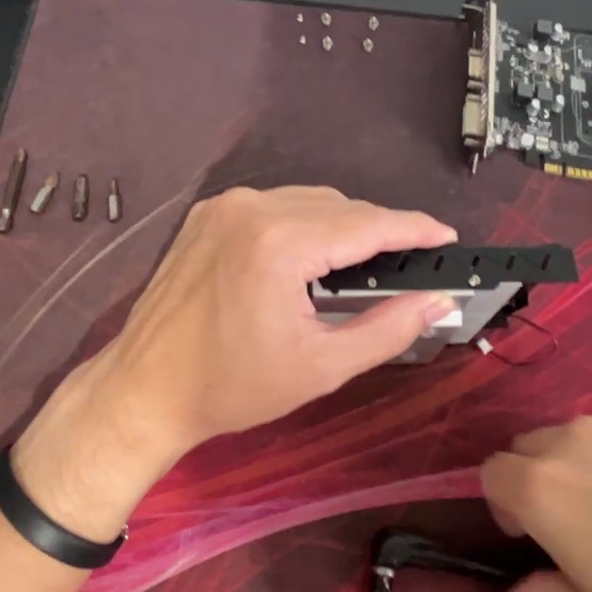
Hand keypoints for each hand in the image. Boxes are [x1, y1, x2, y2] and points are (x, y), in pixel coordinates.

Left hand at [13, 187, 458, 540]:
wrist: (144, 389)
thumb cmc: (233, 387)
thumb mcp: (321, 366)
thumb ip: (388, 328)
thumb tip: (439, 301)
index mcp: (280, 244)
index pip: (367, 224)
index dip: (414, 229)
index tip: (447, 237)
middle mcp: (252, 209)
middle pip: (340, 207)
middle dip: (379, 232)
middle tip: (408, 267)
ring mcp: (224, 206)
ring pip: (308, 201)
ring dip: (342, 226)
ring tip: (362, 266)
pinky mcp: (206, 213)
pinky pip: (275, 206)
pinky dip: (304, 223)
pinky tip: (311, 257)